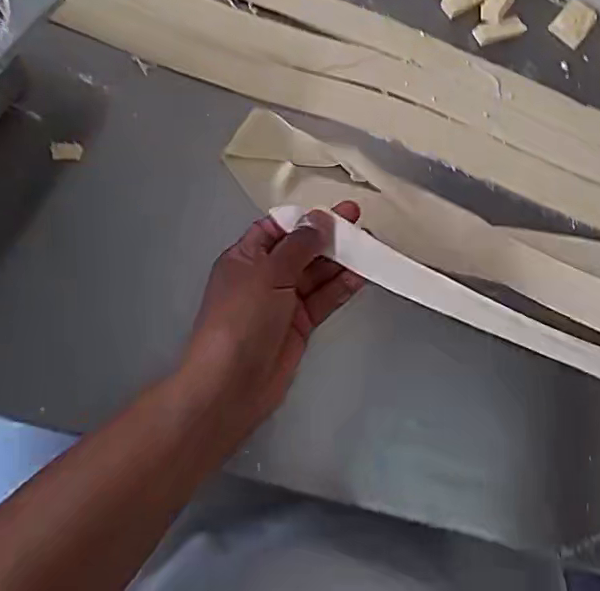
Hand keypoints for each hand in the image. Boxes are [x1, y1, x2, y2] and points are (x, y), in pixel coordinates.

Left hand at [175, 203, 365, 454]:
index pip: (277, 227)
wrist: (229, 388)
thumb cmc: (240, 321)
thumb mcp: (268, 274)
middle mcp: (264, 276)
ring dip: (341, 259)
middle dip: (328, 236)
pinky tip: (361, 274)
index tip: (332, 211)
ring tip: (369, 245)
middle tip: (357, 221)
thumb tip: (319, 220)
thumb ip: (299, 245)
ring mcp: (283, 301)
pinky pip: (325, 297)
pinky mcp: (301, 323)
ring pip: (317, 272)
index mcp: (245, 257)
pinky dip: (343, 285)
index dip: (304, 218)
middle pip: (302, 248)